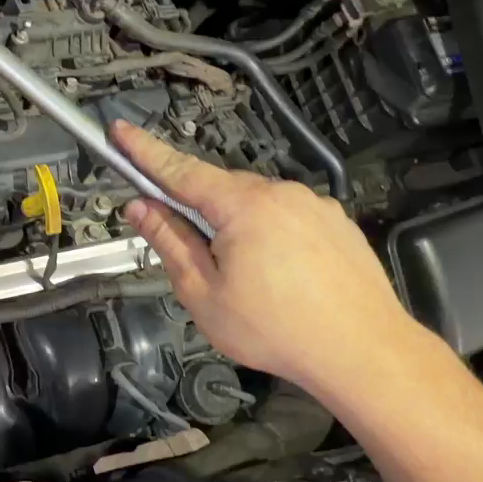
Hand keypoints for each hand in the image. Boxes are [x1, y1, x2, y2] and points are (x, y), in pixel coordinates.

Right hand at [113, 121, 425, 392]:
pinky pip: (285, 216)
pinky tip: (274, 275)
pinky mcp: (336, 223)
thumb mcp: (203, 292)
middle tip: (186, 252)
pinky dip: (266, 234)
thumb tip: (140, 208)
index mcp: (243, 207)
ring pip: (254, 204)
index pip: (180, 170)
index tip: (119, 130)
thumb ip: (170, 243)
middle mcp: (281, 193)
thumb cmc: (274, 328)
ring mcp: (314, 206)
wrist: (363, 351)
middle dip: (195, 208)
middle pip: (219, 188)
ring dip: (233, 225)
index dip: (144, 151)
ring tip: (239, 278)